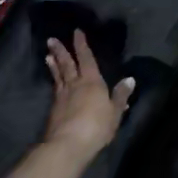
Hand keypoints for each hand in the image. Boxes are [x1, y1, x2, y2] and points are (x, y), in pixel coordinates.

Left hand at [41, 31, 134, 154]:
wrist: (68, 144)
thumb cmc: (96, 126)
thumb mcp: (114, 112)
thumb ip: (120, 95)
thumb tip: (130, 79)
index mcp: (92, 82)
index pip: (86, 59)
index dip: (82, 45)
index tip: (77, 32)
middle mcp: (75, 85)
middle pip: (67, 64)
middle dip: (61, 51)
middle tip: (51, 39)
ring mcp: (62, 97)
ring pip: (58, 76)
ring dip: (54, 65)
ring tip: (48, 55)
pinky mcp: (54, 109)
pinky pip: (55, 89)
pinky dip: (54, 81)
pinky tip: (54, 83)